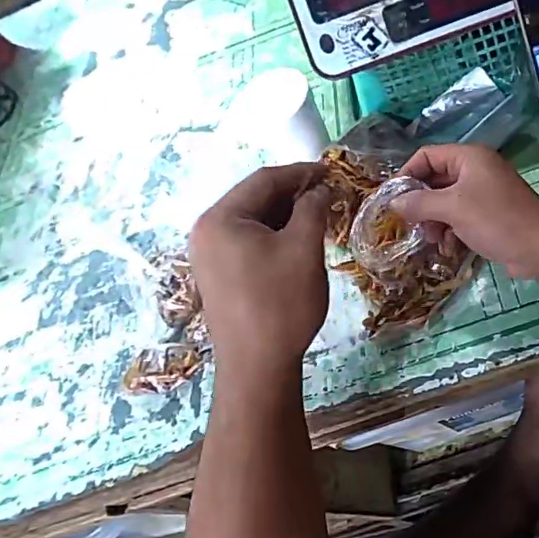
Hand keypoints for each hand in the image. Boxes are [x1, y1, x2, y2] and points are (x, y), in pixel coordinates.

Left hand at [188, 163, 329, 370]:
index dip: (301, 172)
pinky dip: (275, 235)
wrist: (257, 366)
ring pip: (253, 222)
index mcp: (220, 219)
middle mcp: (206, 231)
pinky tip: (300, 241)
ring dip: (287, 215)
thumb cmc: (281, 303)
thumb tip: (319, 189)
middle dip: (294, 194)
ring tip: (320, 217)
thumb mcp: (304, 249)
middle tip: (330, 195)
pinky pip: (248, 242)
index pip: (264, 180)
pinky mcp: (219, 275)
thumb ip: (312, 209)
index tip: (332, 171)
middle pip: (255, 199)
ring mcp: (209, 255)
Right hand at [390, 144, 538, 278]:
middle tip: (411, 224)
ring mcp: (485, 194)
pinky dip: (451, 231)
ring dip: (435, 221)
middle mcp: (477, 171)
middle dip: (421, 203)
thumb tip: (393, 202)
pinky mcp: (491, 216)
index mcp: (469, 157)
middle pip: (436, 180)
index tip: (391, 199)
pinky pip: (461, 218)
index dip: (407, 174)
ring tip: (433, 240)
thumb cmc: (495, 219)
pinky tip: (449, 248)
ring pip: (447, 203)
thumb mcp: (452, 208)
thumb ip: (419, 203)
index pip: (427, 156)